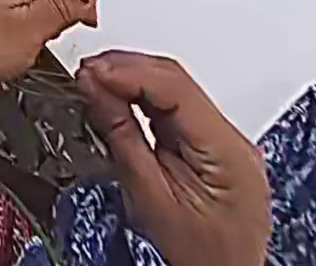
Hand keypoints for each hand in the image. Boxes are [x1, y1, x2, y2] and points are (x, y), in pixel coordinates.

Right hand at [78, 52, 269, 265]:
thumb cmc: (199, 258)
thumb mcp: (151, 199)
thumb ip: (121, 136)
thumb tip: (92, 85)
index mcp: (227, 151)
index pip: (174, 87)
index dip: (128, 71)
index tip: (90, 71)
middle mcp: (230, 137)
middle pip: (172, 79)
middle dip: (124, 69)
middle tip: (85, 75)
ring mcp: (219, 136)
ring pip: (169, 84)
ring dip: (128, 78)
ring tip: (93, 83)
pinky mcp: (205, 139)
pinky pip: (168, 102)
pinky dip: (137, 93)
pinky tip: (114, 95)